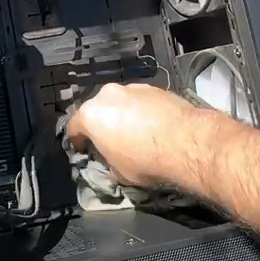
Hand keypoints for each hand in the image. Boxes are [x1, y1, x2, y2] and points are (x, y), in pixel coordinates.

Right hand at [65, 83, 210, 187]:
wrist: (185, 142)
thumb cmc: (145, 159)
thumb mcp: (120, 172)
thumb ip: (109, 162)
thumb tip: (113, 162)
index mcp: (91, 115)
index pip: (74, 126)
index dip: (78, 140)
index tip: (83, 149)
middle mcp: (108, 95)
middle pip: (98, 109)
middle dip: (102, 124)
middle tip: (112, 141)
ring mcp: (132, 88)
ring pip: (121, 102)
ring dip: (124, 115)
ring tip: (137, 133)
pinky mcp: (155, 88)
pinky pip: (141, 100)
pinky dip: (143, 111)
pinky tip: (154, 126)